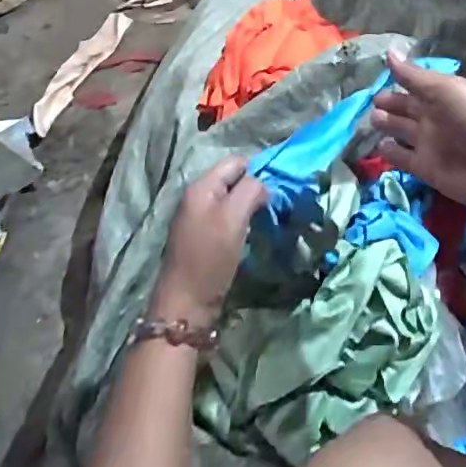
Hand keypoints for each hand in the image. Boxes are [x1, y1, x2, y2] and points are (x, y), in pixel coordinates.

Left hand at [152, 155, 268, 326]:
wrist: (186, 304)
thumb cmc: (210, 258)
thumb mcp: (233, 218)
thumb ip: (250, 190)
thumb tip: (264, 184)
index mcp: (201, 186)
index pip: (236, 162)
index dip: (259, 169)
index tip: (279, 187)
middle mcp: (197, 196)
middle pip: (234, 179)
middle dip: (255, 188)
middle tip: (275, 204)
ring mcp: (198, 217)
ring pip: (232, 198)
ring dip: (250, 205)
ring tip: (267, 217)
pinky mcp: (203, 236)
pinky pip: (227, 217)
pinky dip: (242, 220)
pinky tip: (252, 232)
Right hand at [369, 53, 465, 212]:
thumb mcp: (445, 89)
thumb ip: (413, 75)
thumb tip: (388, 52)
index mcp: (440, 94)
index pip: (412, 84)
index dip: (395, 79)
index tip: (371, 76)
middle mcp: (432, 116)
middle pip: (404, 107)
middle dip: (387, 103)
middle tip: (367, 101)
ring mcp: (428, 143)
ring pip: (399, 130)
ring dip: (384, 124)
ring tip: (370, 119)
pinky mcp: (424, 168)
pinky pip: (401, 158)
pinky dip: (388, 152)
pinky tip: (377, 145)